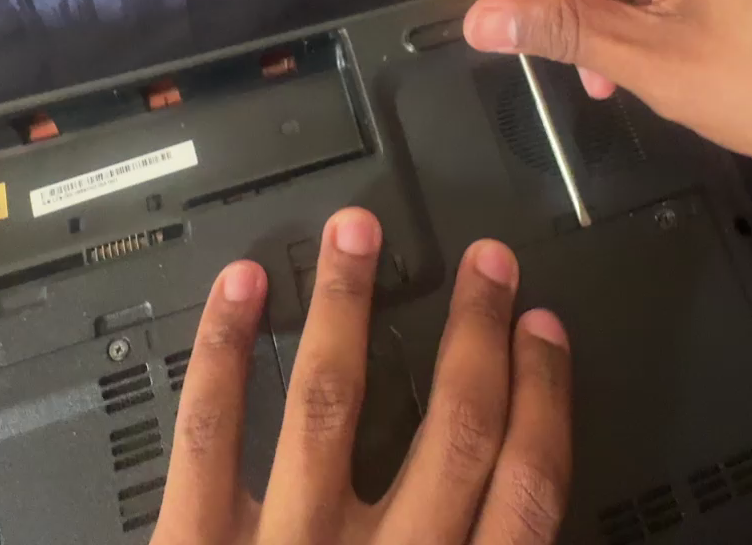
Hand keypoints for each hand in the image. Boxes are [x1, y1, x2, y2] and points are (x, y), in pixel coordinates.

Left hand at [151, 207, 573, 544]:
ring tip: (357, 234)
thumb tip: (529, 517)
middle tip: (486, 260)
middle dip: (474, 333)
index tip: (544, 331)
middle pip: (447, 429)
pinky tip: (240, 285)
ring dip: (348, 306)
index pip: (524, 494)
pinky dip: (222, 351)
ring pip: (328, 402)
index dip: (543, 399)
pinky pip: (207, 435)